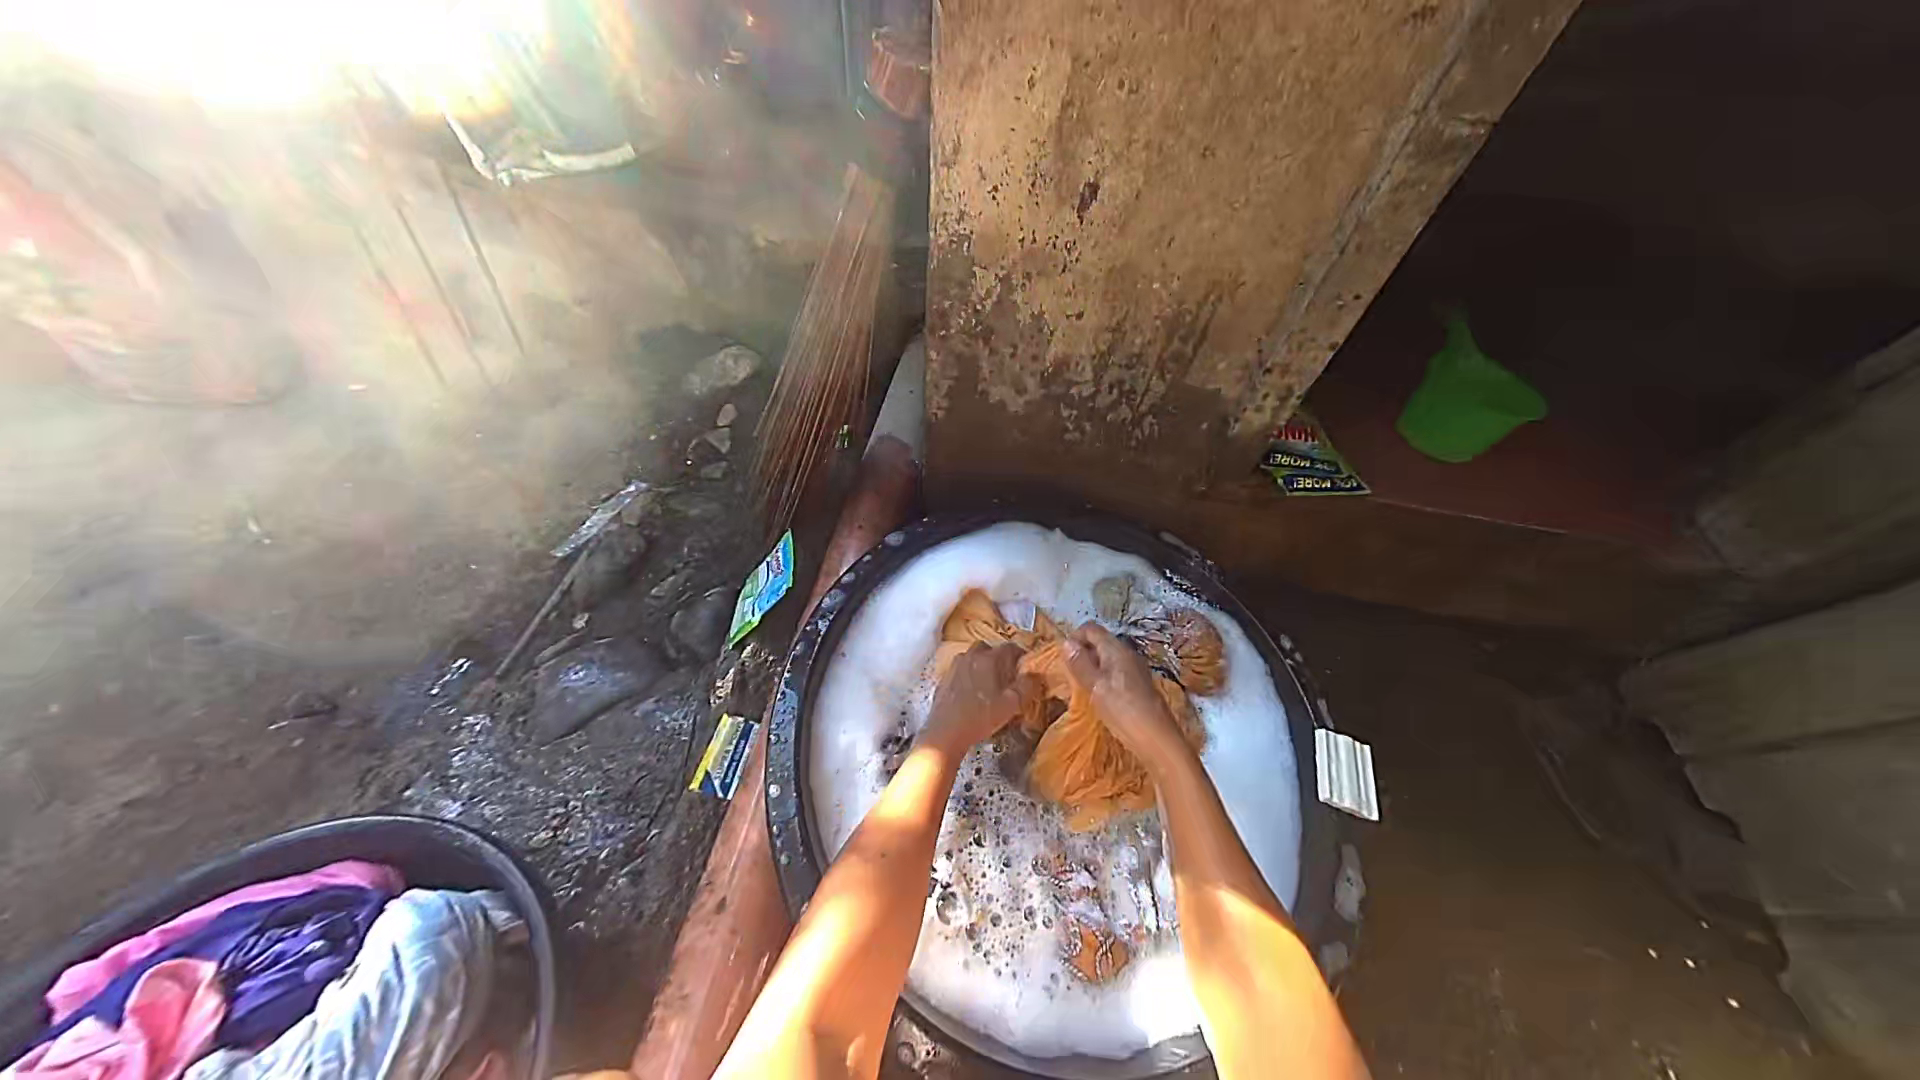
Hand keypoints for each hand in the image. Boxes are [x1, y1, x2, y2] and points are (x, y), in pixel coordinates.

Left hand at [923, 643, 1028, 751]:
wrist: (946, 733)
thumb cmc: (979, 718)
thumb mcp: (1012, 705)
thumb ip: (1026, 687)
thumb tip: (1034, 675)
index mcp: (989, 659)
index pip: (1010, 648)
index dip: (1021, 657)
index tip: (1025, 668)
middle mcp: (970, 657)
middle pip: (989, 649)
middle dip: (1000, 659)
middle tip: (1008, 675)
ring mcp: (955, 667)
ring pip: (973, 657)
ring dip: (983, 665)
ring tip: (990, 683)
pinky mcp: (944, 679)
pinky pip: (960, 670)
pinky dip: (968, 676)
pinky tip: (972, 693)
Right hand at [1065, 622, 1191, 771]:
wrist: (1158, 740)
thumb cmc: (1123, 711)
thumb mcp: (1095, 687)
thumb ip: (1080, 664)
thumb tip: (1066, 642)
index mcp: (1116, 649)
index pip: (1091, 628)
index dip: (1074, 637)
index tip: (1063, 658)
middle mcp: (1127, 654)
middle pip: (1099, 642)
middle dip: (1081, 653)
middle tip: (1069, 675)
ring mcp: (1135, 670)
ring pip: (1106, 658)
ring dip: (1091, 667)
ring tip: (1081, 687)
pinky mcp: (1138, 686)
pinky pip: (1114, 672)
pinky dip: (1102, 679)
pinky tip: (1098, 698)